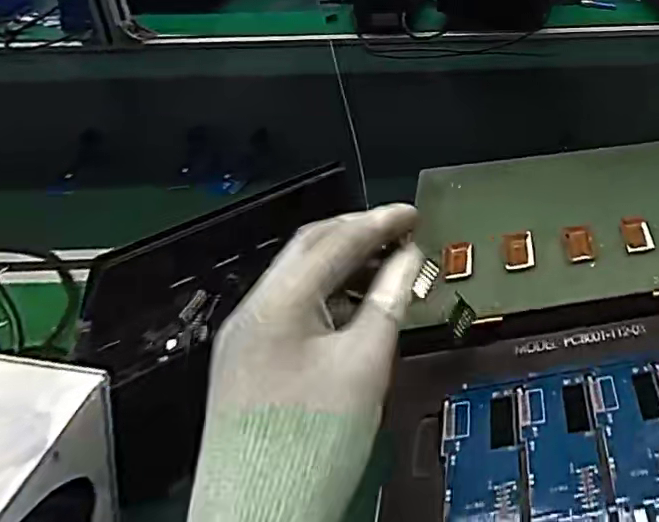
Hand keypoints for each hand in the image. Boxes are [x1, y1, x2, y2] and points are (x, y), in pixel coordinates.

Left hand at [189, 205, 421, 521]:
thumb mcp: (367, 361)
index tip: (413, 215)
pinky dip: (332, 292)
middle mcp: (253, 313)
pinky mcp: (249, 363)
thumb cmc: (311, 444)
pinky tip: (360, 304)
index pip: (337, 240)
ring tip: (389, 265)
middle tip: (401, 231)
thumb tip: (408, 259)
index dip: (381, 222)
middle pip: (312, 247)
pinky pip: (295, 306)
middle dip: (360, 232)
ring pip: (302, 276)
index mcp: (278, 304)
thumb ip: (389, 298)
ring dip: (346, 262)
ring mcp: (246, 340)